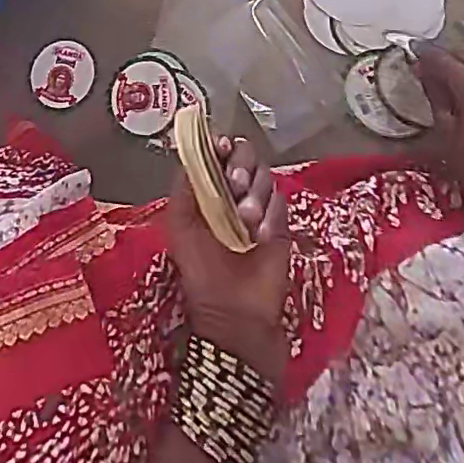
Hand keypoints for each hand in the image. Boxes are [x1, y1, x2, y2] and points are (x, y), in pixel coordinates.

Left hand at [165, 135, 290, 381]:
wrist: (234, 316)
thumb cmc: (201, 272)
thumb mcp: (181, 228)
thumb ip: (183, 191)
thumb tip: (190, 157)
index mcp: (209, 192)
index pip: (219, 155)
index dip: (220, 147)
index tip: (220, 146)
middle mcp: (236, 195)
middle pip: (246, 157)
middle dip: (241, 165)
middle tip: (235, 184)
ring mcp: (261, 209)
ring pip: (266, 177)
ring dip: (255, 194)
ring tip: (247, 221)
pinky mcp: (282, 225)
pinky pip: (282, 203)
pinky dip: (272, 216)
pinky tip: (262, 237)